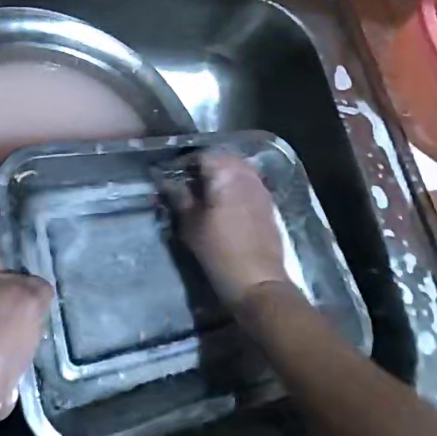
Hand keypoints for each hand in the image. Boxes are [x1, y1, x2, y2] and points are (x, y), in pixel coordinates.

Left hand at [0, 215, 51, 422]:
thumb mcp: (29, 295)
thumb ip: (38, 284)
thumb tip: (40, 292)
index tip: (5, 191)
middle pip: (1, 262)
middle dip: (22, 251)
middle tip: (52, 236)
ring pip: (11, 292)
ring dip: (29, 287)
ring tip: (60, 274)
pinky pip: (17, 320)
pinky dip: (32, 316)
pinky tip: (53, 315)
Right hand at [161, 152, 295, 308]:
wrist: (258, 280)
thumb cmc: (219, 251)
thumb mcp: (191, 225)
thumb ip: (179, 198)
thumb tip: (167, 182)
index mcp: (225, 173)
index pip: (201, 155)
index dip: (183, 163)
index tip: (171, 176)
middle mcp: (246, 173)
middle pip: (222, 159)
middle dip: (204, 167)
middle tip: (187, 184)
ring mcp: (260, 187)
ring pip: (237, 170)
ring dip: (221, 177)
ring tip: (205, 194)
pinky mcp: (268, 202)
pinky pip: (248, 184)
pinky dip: (235, 187)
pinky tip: (224, 204)